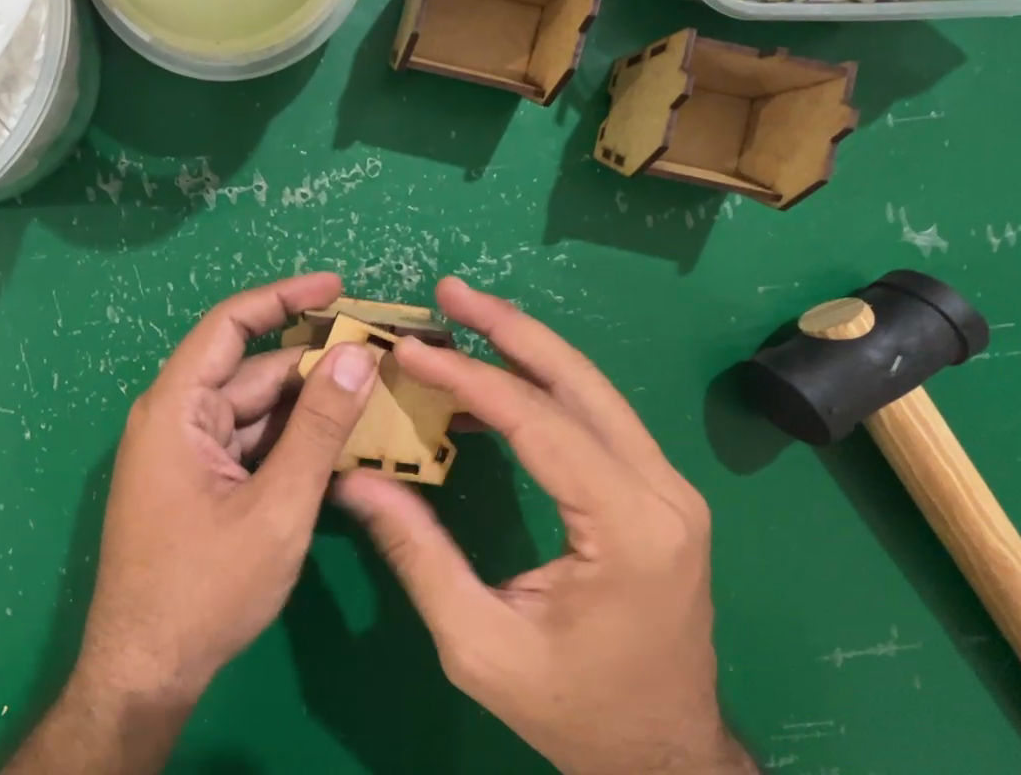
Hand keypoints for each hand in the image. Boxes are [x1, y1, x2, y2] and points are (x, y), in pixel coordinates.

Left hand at [76, 272, 378, 698]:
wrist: (147, 670)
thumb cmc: (206, 588)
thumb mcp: (276, 506)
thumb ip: (318, 428)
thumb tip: (357, 356)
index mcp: (177, 407)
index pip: (230, 325)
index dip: (283, 297)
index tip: (337, 287)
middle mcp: (176, 418)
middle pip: (251, 371)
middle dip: (314, 364)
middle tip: (382, 360)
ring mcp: (185, 452)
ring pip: (255, 411)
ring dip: (308, 407)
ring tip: (375, 400)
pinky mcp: (197, 482)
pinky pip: (250, 444)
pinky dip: (291, 442)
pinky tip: (340, 445)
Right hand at [335, 278, 752, 774]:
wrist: (662, 755)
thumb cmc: (572, 708)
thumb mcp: (478, 644)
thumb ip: (417, 553)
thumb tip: (354, 480)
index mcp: (627, 526)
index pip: (539, 421)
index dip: (467, 378)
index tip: (409, 348)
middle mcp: (660, 490)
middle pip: (579, 381)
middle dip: (509, 329)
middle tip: (450, 292)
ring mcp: (667, 489)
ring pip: (591, 391)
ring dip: (526, 349)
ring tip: (463, 320)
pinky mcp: (656, 495)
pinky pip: (594, 421)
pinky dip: (541, 390)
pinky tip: (489, 391)